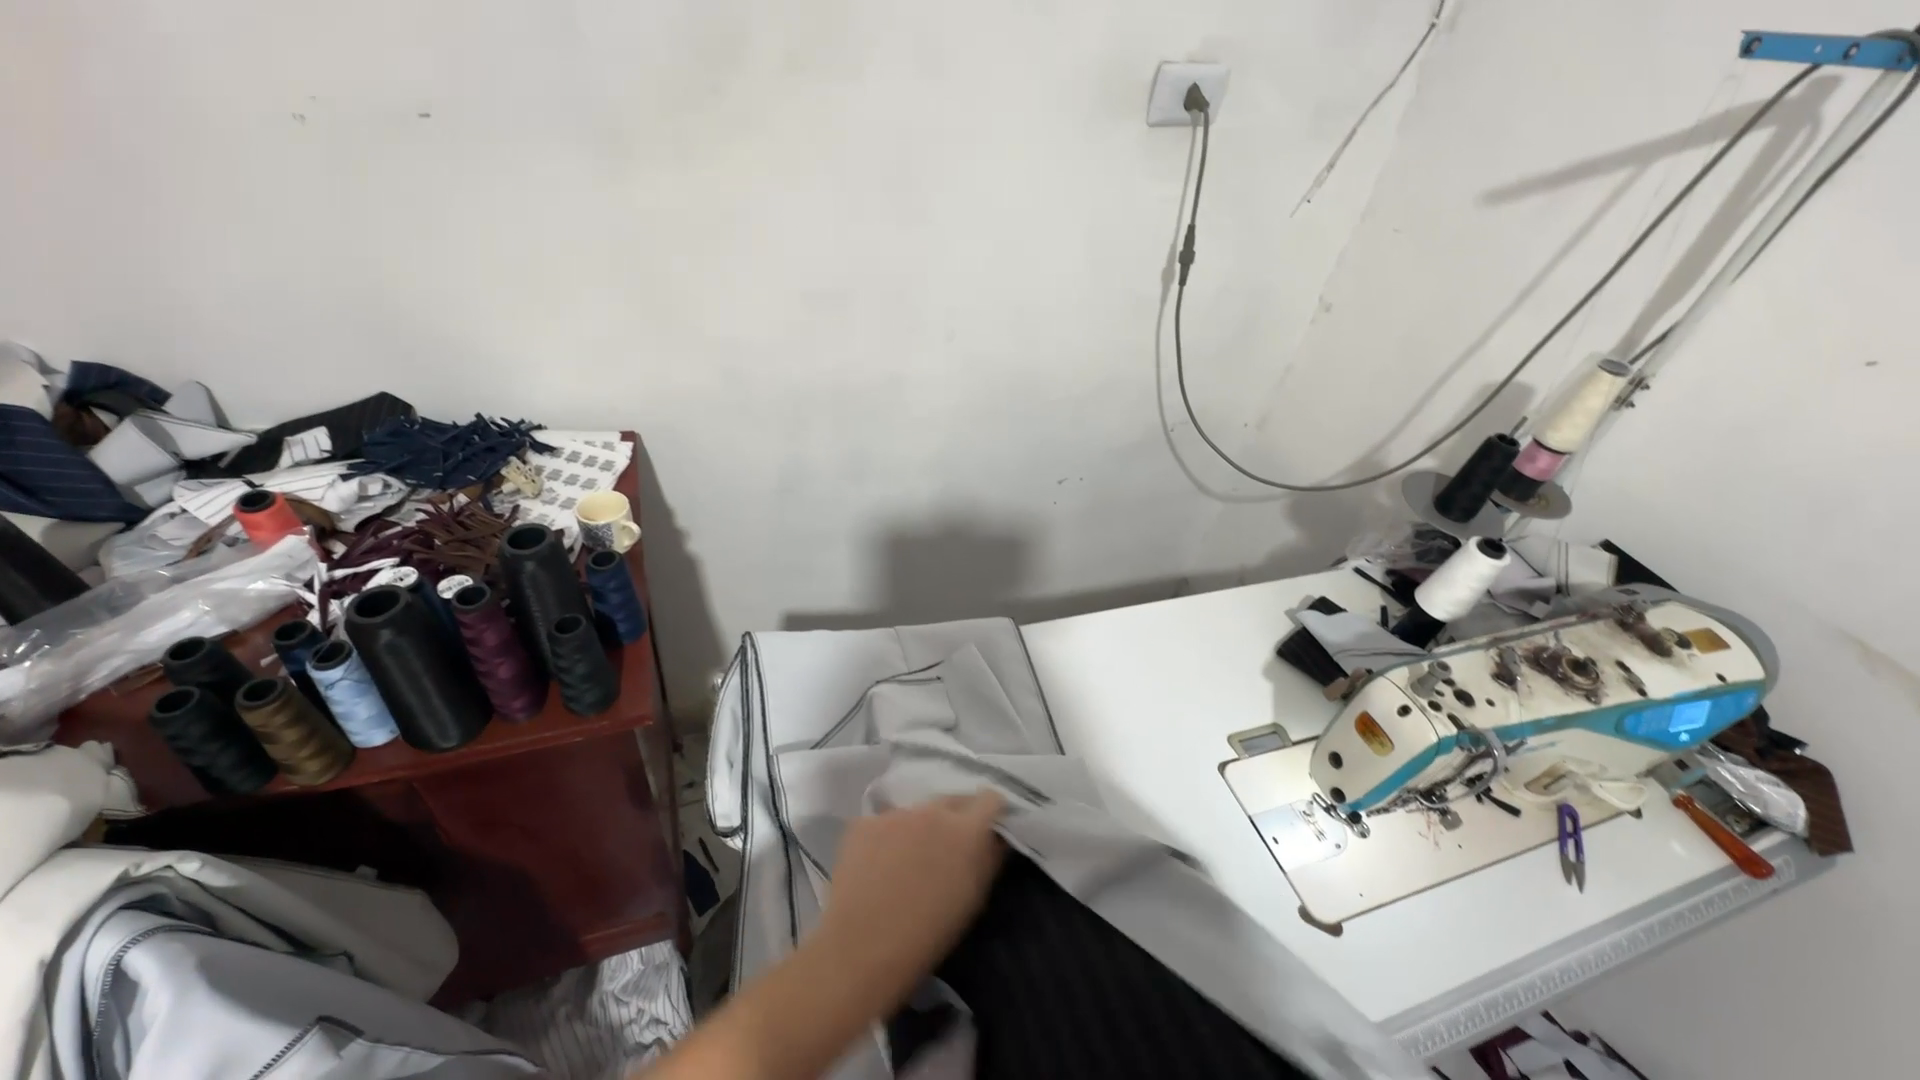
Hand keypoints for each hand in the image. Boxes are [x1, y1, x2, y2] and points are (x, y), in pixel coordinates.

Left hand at [812, 791, 1006, 1006]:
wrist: (863, 946)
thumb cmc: (929, 933)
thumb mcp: (975, 898)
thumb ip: (988, 857)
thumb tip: (993, 837)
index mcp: (967, 829)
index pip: (991, 799)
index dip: (990, 812)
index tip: (986, 828)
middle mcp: (933, 810)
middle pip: (952, 800)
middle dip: (955, 818)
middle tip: (946, 849)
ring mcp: (895, 813)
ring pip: (916, 812)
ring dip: (918, 828)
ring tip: (906, 861)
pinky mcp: (862, 822)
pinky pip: (883, 823)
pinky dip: (885, 838)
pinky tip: (876, 865)